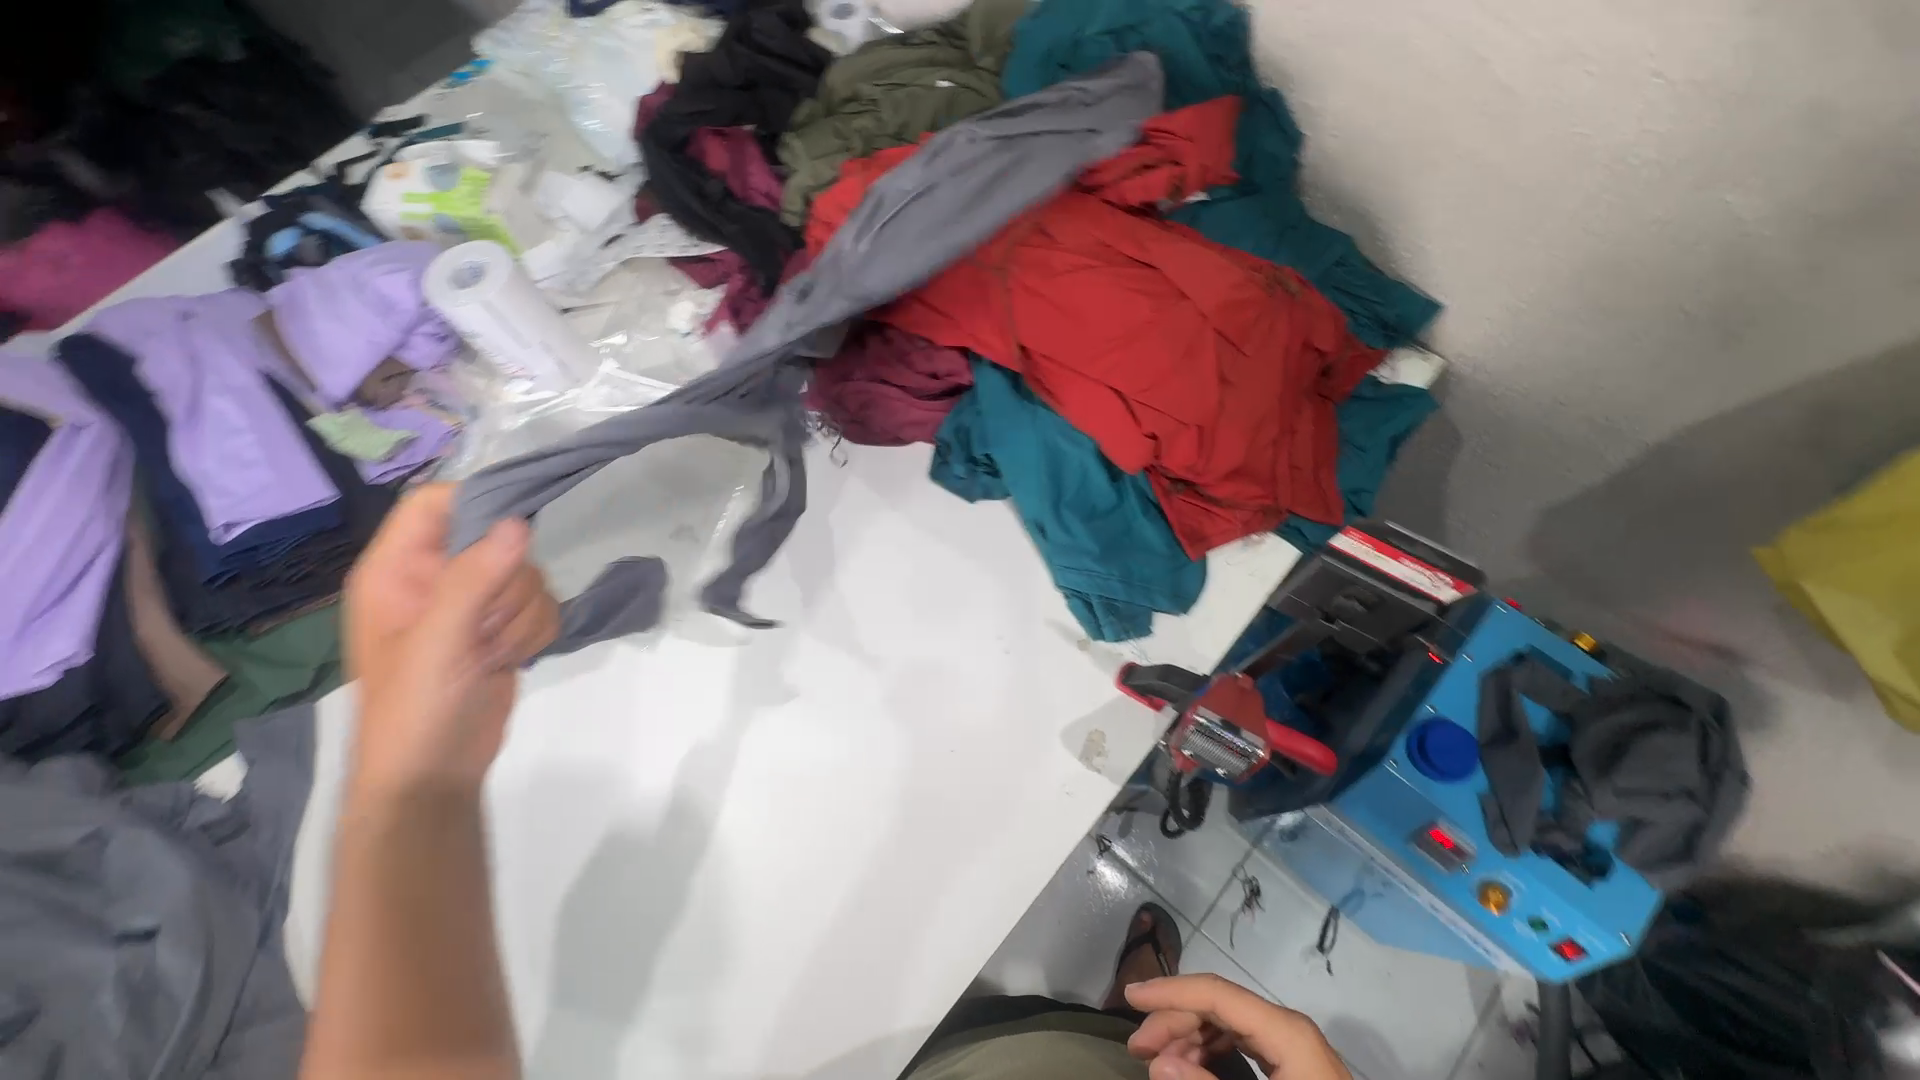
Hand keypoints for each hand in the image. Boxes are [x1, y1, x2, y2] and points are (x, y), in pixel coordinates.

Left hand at [344, 484, 559, 794]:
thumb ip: (474, 579)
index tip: (512, 536)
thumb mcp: (437, 642)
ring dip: (522, 617)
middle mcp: (435, 579)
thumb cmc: (412, 710)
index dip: (474, 506)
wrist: (433, 774)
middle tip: (484, 627)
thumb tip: (518, 523)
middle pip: (497, 540)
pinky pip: (543, 605)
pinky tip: (510, 660)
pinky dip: (536, 633)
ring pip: (528, 576)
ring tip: (491, 654)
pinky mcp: (504, 628)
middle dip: (508, 587)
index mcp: (397, 571)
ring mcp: (472, 605)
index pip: (433, 504)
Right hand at [1126, 974, 1351, 1079]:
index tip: (1130, 998)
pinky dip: (1210, 1052)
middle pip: (1218, 1006)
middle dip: (1174, 1022)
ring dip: (1188, 1039)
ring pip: (1226, 1023)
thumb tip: (1158, 1064)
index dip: (1169, 992)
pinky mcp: (1292, 1063)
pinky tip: (1191, 1069)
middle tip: (1137, 1050)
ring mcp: (1292, 1045)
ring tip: (1159, 1065)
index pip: (1215, 993)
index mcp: (1285, 1033)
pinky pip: (1241, 1042)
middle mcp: (1287, 1027)